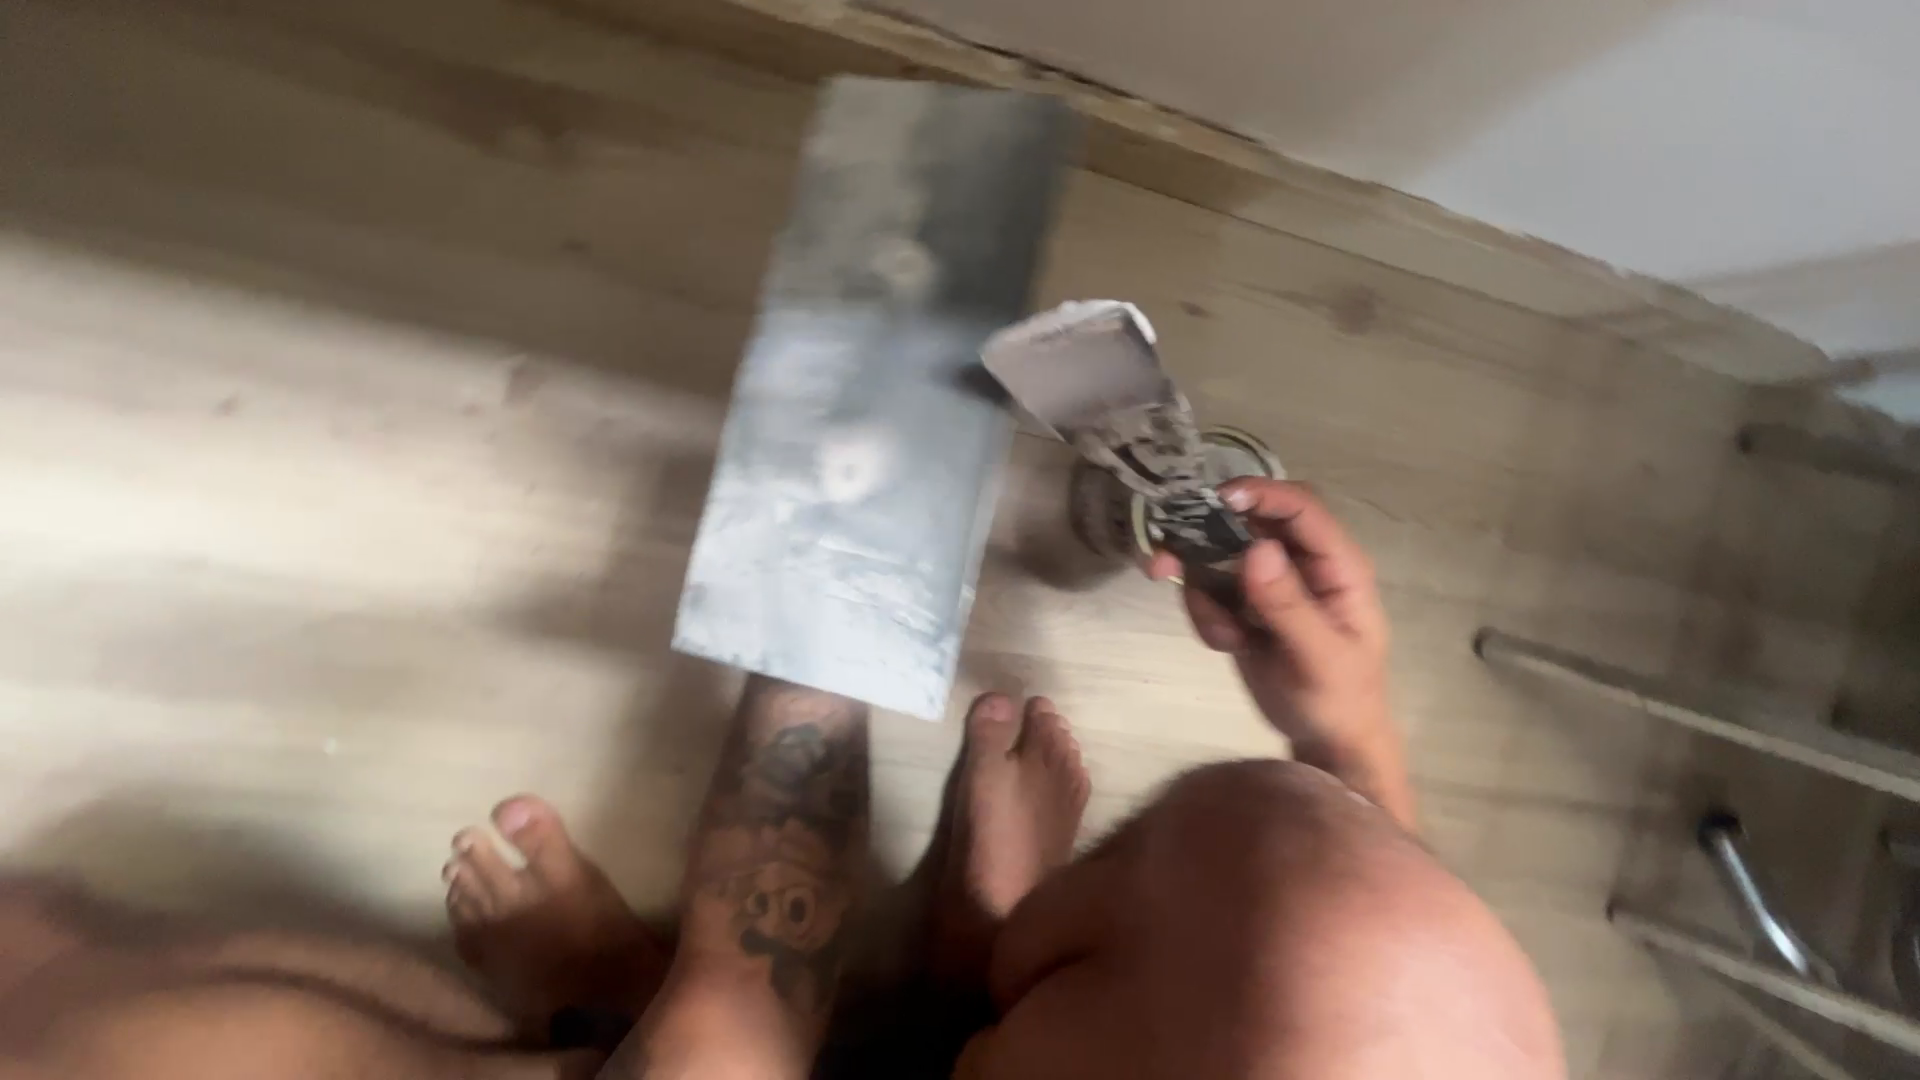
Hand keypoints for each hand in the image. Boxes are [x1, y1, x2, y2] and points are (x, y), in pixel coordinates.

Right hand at [1149, 480, 1411, 825]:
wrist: (1325, 741)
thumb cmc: (1337, 699)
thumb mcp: (1318, 657)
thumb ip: (1288, 604)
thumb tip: (1256, 548)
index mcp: (1336, 565)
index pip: (1301, 509)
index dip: (1261, 494)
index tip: (1215, 500)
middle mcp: (1299, 562)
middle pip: (1245, 523)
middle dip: (1204, 539)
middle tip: (1163, 564)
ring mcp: (1267, 581)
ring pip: (1216, 557)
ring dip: (1202, 592)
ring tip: (1222, 637)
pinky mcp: (1241, 602)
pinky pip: (1206, 589)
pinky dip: (1204, 614)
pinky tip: (1226, 644)